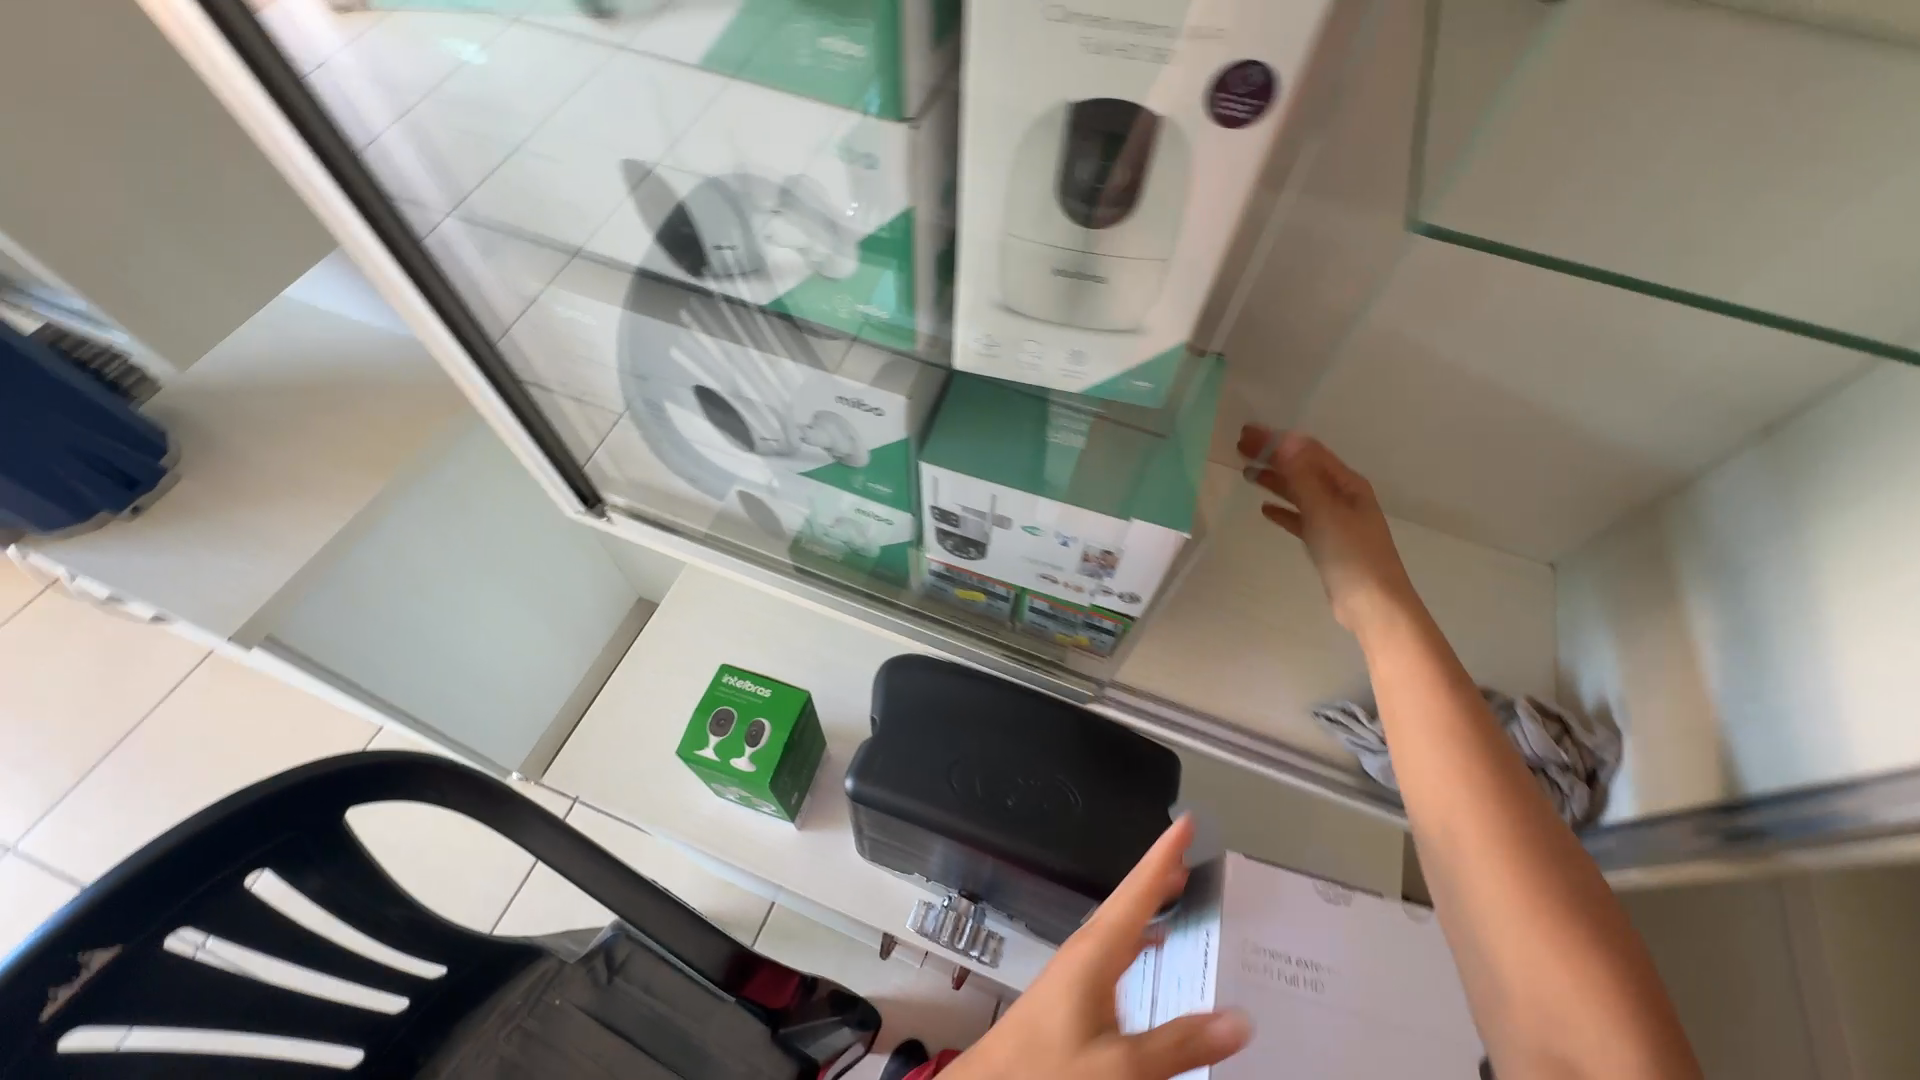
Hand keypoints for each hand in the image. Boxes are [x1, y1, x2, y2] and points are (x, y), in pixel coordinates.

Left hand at [940, 817, 1251, 1079]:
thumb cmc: (1048, 1070)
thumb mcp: (1121, 1067)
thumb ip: (1180, 1042)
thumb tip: (1240, 1020)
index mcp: (1095, 953)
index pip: (1137, 891)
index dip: (1163, 856)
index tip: (1184, 823)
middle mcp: (1084, 951)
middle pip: (1127, 899)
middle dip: (1158, 874)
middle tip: (1191, 852)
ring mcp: (1074, 970)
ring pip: (1119, 922)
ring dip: (1147, 902)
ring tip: (1176, 888)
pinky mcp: (1070, 991)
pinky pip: (1113, 947)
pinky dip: (1137, 935)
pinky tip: (1148, 949)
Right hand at [1238, 426, 1418, 634]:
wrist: (1373, 604)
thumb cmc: (1351, 555)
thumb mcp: (1325, 510)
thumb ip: (1302, 476)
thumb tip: (1285, 439)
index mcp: (1347, 484)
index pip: (1307, 452)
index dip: (1277, 440)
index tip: (1246, 434)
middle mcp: (1343, 496)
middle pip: (1303, 469)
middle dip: (1273, 456)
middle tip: (1239, 448)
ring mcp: (1336, 520)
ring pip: (1300, 492)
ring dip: (1276, 481)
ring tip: (1247, 472)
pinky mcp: (1327, 543)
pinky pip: (1301, 518)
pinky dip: (1284, 511)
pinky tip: (1266, 510)